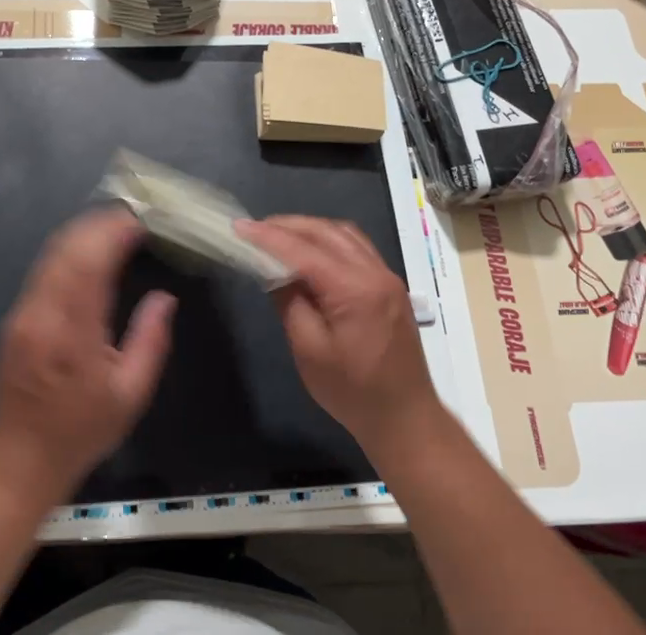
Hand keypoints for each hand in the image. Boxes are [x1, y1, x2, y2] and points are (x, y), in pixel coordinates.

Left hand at [0, 207, 176, 500]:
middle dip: (98, 225)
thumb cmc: (82, 430)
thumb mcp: (130, 395)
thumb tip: (164, 299)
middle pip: (67, 250)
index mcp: (73, 334)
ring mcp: (23, 313)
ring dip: (82, 233)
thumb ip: (150, 342)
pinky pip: (43, 270)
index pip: (90, 265)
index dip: (113, 234)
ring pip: (51, 255)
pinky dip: (68, 251)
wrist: (21, 456)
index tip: (139, 221)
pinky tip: (88, 251)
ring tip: (115, 226)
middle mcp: (42, 314)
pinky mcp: (15, 317)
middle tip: (132, 216)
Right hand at [237, 216, 441, 455]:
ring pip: (345, 235)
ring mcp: (387, 278)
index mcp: (355, 289)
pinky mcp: (390, 288)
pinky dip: (330, 241)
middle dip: (288, 226)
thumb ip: (289, 303)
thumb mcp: (309, 350)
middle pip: (326, 232)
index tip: (239, 228)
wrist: (405, 419)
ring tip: (278, 236)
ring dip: (310, 230)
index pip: (303, 250)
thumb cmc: (353, 392)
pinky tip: (310, 252)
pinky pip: (357, 248)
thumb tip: (272, 271)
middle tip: (254, 229)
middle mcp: (375, 273)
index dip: (268, 237)